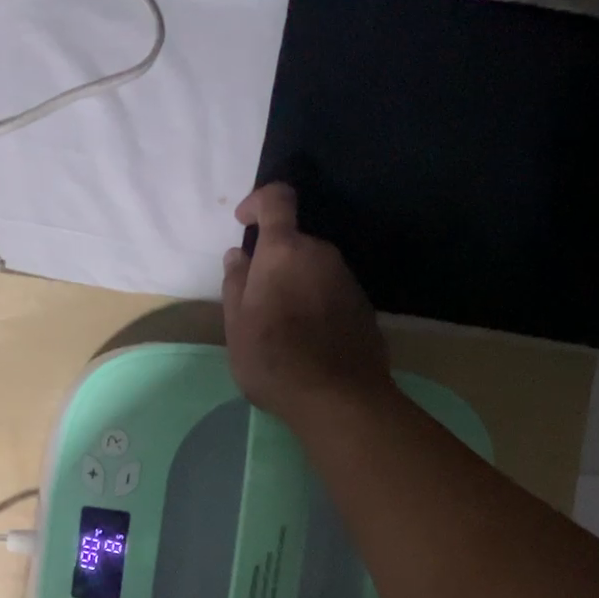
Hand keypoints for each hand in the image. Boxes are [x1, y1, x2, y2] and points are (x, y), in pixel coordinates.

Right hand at [221, 183, 393, 422]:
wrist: (338, 397)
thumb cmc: (274, 359)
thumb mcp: (237, 326)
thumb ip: (235, 284)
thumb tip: (238, 255)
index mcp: (284, 251)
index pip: (276, 200)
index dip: (258, 202)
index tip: (243, 221)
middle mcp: (321, 254)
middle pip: (294, 243)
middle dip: (273, 262)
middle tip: (255, 301)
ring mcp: (347, 278)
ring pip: (313, 269)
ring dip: (294, 285)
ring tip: (280, 328)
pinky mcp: (363, 305)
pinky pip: (330, 292)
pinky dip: (314, 304)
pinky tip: (306, 341)